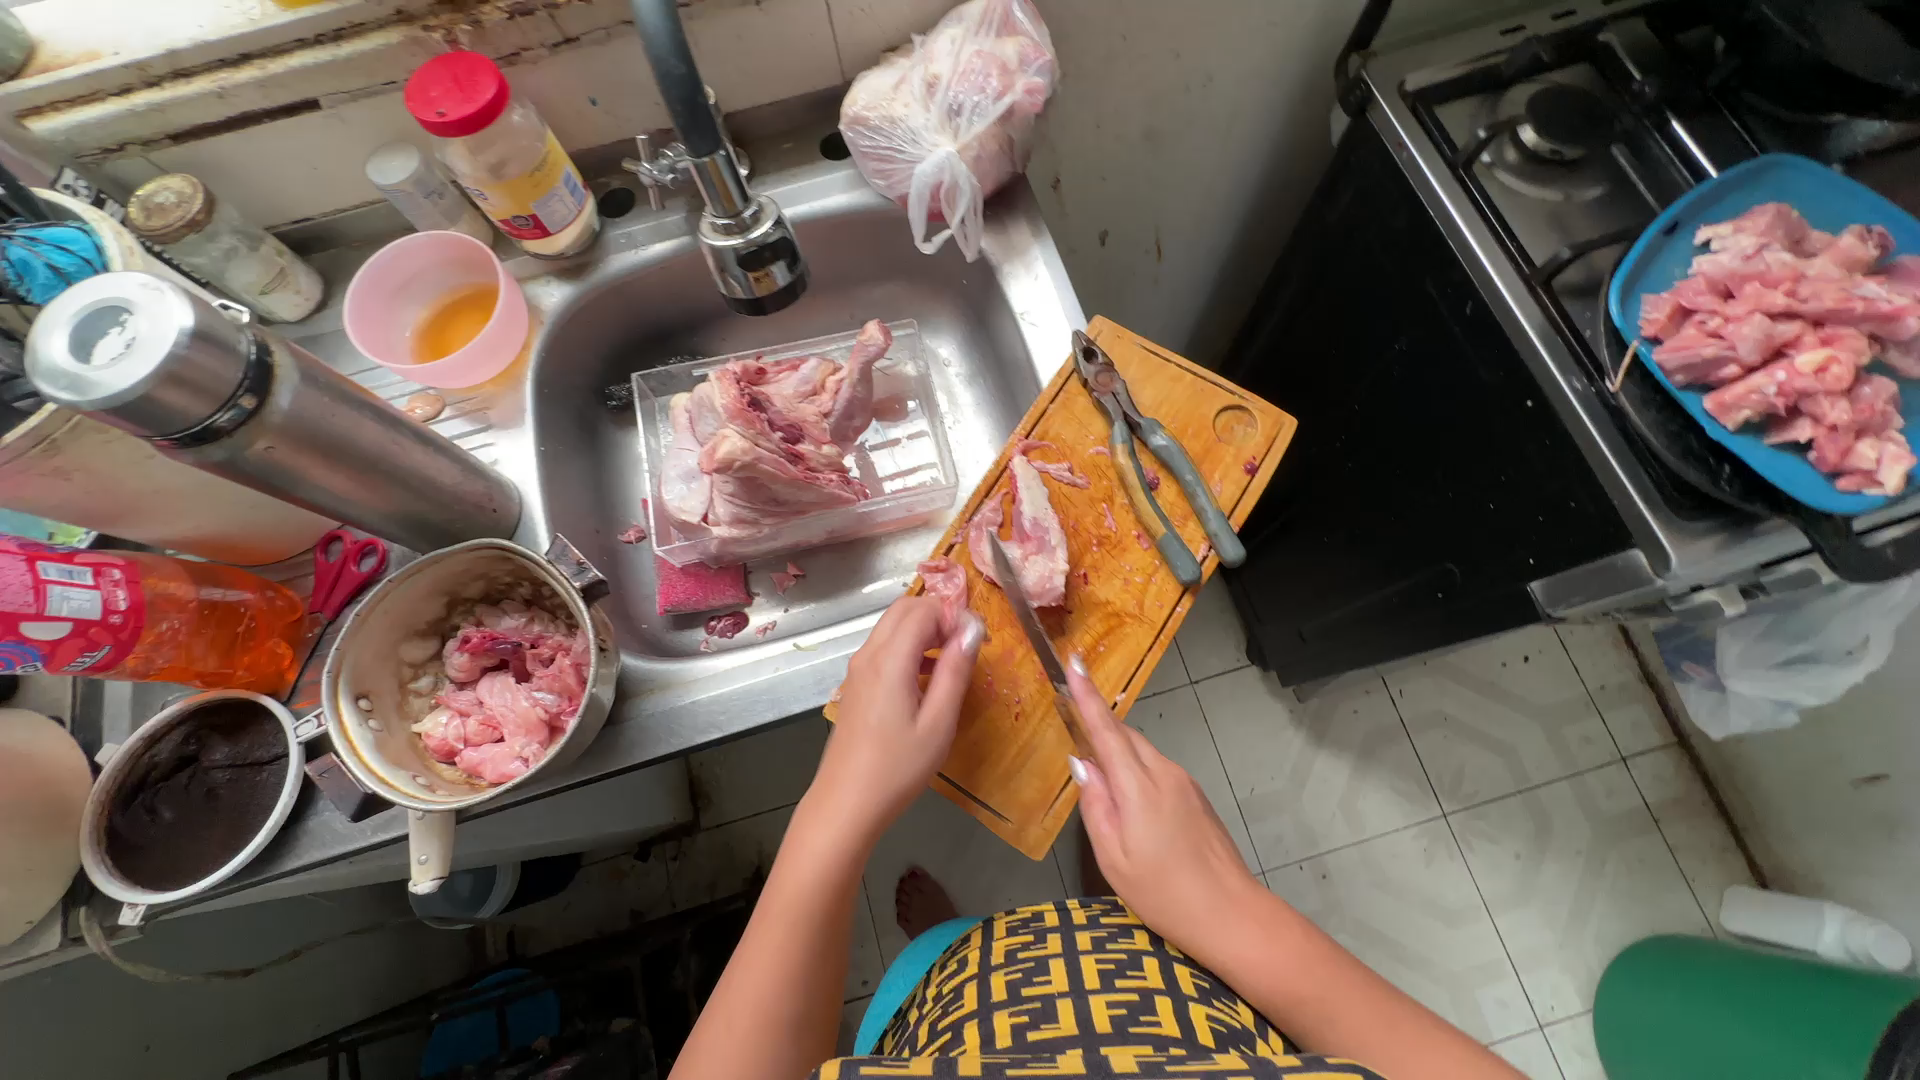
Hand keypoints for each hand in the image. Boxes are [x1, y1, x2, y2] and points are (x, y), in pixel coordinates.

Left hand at [806, 595, 983, 842]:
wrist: (846, 803)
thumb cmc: (898, 768)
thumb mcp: (938, 723)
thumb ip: (955, 672)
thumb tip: (972, 630)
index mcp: (889, 660)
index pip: (923, 609)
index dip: (954, 614)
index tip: (977, 639)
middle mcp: (868, 655)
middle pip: (903, 608)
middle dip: (937, 616)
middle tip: (964, 646)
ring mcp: (857, 669)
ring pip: (891, 626)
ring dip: (923, 631)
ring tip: (950, 664)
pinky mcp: (855, 684)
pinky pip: (883, 648)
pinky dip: (907, 648)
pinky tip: (925, 681)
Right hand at [1067, 656, 1268, 953]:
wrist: (1232, 914)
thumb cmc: (1163, 893)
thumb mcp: (1113, 858)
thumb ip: (1095, 805)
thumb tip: (1081, 763)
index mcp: (1139, 787)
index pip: (1106, 730)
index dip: (1087, 696)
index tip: (1074, 663)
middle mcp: (1164, 773)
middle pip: (1125, 735)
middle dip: (1098, 724)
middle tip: (1072, 724)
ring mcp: (1184, 782)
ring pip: (1141, 751)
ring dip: (1117, 751)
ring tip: (1099, 777)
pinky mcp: (1195, 794)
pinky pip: (1156, 768)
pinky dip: (1135, 769)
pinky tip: (1130, 800)